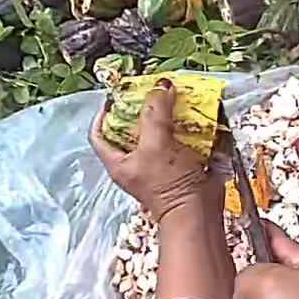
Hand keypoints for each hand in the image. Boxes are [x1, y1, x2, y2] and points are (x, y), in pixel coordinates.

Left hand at [90, 80, 217, 220]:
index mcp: (119, 162)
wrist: (199, 212)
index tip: (118, 96)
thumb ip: (155, 113)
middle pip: (134, 129)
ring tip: (178, 99)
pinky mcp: (183, 166)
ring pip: (161, 133)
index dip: (104, 113)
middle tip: (154, 93)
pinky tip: (196, 116)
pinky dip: (189, 128)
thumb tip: (162, 86)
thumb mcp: (156, 144)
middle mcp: (138, 163)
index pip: (99, 134)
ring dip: (170, 117)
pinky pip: (183, 142)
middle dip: (144, 109)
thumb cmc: (169, 183)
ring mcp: (161, 165)